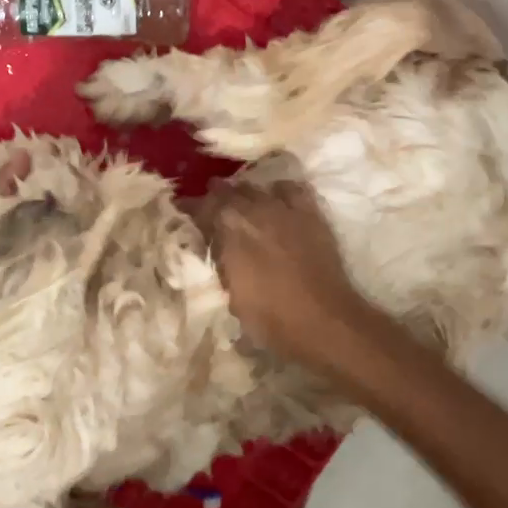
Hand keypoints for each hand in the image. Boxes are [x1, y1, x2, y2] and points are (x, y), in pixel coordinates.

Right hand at [192, 180, 380, 365]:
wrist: (325, 321)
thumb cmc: (273, 319)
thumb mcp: (232, 297)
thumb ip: (222, 264)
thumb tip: (216, 248)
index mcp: (229, 233)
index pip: (201, 208)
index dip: (190, 208)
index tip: (183, 210)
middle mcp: (254, 212)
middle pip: (228, 192)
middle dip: (215, 197)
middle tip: (210, 206)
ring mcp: (284, 210)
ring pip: (256, 187)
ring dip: (244, 192)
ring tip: (241, 201)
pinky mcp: (310, 213)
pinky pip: (291, 188)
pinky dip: (279, 191)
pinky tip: (277, 199)